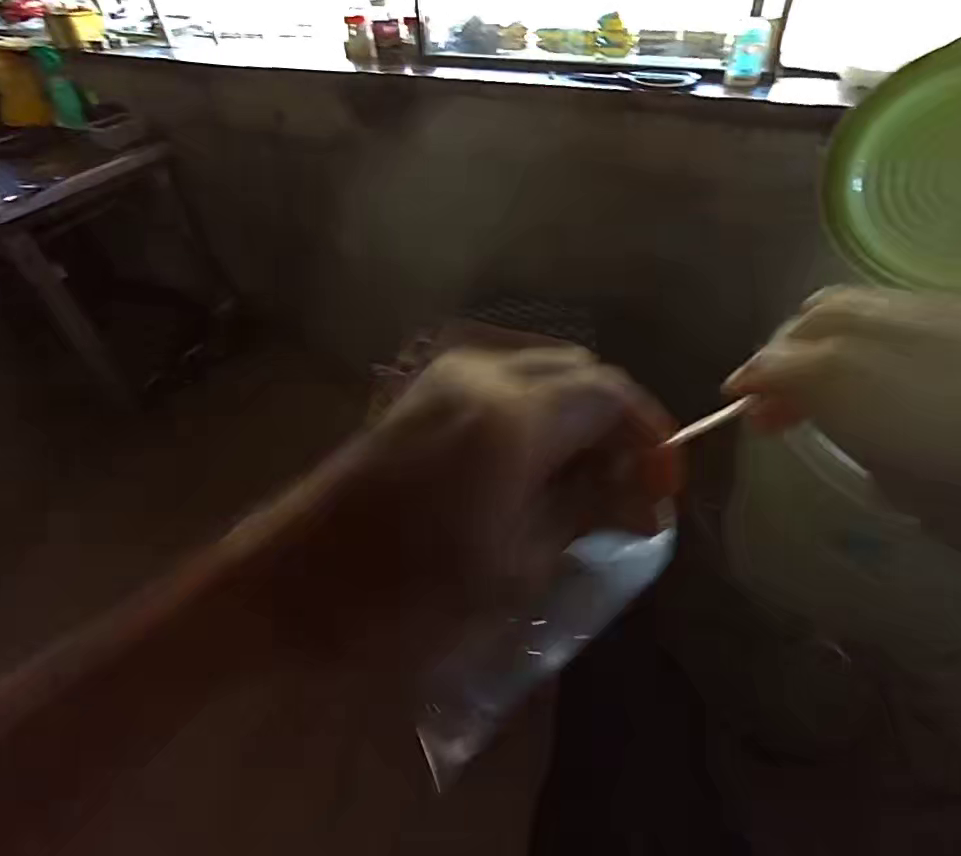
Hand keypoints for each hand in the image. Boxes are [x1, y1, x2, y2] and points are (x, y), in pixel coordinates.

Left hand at [268, 347, 678, 668]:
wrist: (296, 581)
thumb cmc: (408, 591)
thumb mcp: (517, 563)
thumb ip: (588, 510)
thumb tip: (644, 497)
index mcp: (512, 415)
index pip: (610, 394)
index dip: (650, 435)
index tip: (664, 486)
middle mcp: (484, 373)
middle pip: (581, 371)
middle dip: (617, 421)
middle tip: (629, 484)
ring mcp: (450, 372)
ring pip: (544, 369)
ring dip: (579, 413)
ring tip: (588, 475)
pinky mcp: (427, 387)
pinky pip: (507, 378)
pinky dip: (541, 409)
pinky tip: (539, 460)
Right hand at [724, 288, 960, 574]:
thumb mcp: (927, 502)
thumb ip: (849, 432)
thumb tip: (777, 399)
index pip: (837, 369)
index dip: (772, 370)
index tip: (737, 388)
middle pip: (847, 318)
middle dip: (787, 345)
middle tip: (766, 382)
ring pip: (876, 301)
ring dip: (821, 332)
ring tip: (805, 368)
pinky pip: (915, 305)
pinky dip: (868, 327)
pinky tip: (862, 356)